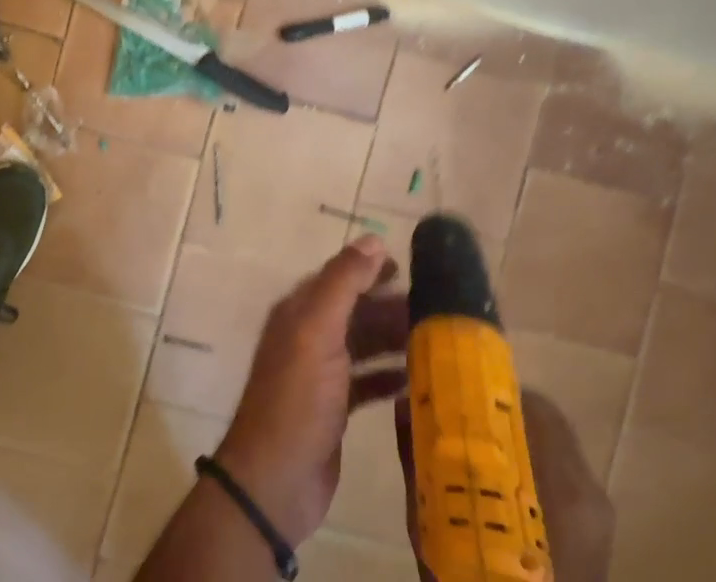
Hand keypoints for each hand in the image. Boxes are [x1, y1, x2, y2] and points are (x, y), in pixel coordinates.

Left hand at [212, 235, 410, 543]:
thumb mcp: (317, 331)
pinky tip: (416, 379)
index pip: (336, 279)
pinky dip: (388, 376)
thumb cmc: (297, 398)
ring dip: (393, 340)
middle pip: (352, 311)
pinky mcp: (333, 409)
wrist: (277, 475)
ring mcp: (318, 376)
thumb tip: (372, 240)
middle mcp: (305, 338)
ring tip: (436, 340)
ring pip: (361, 345)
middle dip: (389, 306)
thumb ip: (342, 284)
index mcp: (297, 314)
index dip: (369, 270)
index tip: (412, 267)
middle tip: (437, 309)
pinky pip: (365, 382)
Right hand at [394, 391, 614, 581]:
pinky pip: (561, 477)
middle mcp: (588, 493)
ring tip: (469, 449)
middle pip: (545, 423)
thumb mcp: (434, 528)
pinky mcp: (597, 534)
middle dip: (497, 413)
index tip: (453, 389)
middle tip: (454, 415)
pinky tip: (493, 485)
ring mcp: (598, 516)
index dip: (490, 391)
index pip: (533, 408)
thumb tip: (404, 404)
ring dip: (512, 439)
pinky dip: (527, 466)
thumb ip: (421, 462)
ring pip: (553, 448)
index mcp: (560, 488)